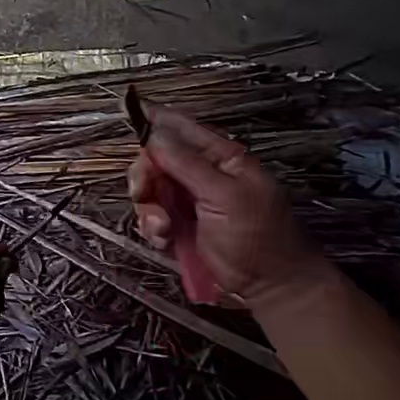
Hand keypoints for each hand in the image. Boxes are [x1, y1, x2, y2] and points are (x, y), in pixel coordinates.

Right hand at [128, 106, 328, 304]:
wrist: (269, 288)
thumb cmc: (259, 238)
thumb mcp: (224, 196)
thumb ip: (187, 164)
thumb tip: (156, 133)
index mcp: (221, 158)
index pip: (182, 128)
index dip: (155, 120)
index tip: (130, 111)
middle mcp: (201, 175)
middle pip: (156, 160)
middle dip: (145, 176)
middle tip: (143, 192)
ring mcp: (188, 202)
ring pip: (149, 190)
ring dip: (149, 209)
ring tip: (164, 229)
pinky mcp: (179, 227)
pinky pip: (151, 217)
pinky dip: (152, 228)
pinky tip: (165, 239)